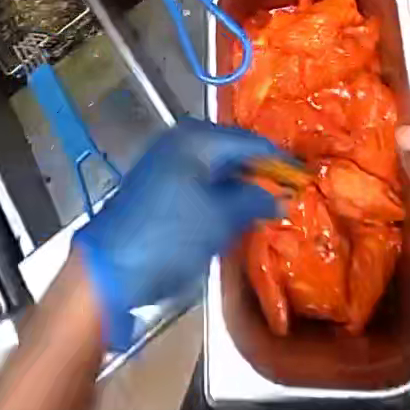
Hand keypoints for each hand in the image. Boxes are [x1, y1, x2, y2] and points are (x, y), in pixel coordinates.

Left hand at [75, 119, 280, 346]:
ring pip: (216, 168)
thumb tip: (280, 195)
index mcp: (197, 138)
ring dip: (239, 186)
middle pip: (233, 152)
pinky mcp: (156, 184)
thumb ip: (255, 200)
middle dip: (259, 174)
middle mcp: (180, 140)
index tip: (302, 180)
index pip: (252, 142)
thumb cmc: (168, 237)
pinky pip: (199, 181)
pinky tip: (232, 214)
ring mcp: (165, 161)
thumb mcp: (221, 219)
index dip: (279, 162)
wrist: (107, 271)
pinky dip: (218, 194)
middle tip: (284, 196)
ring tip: (263, 208)